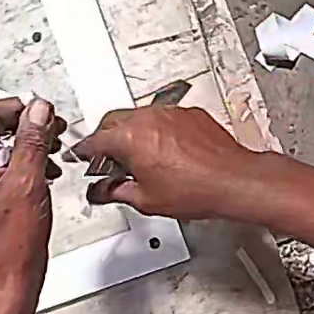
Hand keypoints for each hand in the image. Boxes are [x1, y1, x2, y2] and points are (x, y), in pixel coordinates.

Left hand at [0, 97, 66, 301]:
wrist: (11, 281)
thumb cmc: (9, 246)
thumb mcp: (26, 183)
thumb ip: (32, 141)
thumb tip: (37, 110)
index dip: (18, 108)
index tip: (44, 112)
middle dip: (29, 125)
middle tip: (54, 128)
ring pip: (8, 146)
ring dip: (34, 143)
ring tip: (55, 149)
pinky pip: (14, 165)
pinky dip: (34, 162)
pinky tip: (50, 170)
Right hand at [71, 106, 264, 219]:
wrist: (233, 180)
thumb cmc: (196, 189)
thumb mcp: (146, 200)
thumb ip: (116, 192)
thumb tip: (103, 191)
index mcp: (129, 138)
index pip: (93, 141)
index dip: (83, 153)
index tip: (80, 157)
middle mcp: (147, 118)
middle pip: (113, 122)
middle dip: (106, 139)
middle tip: (108, 160)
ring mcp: (169, 113)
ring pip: (139, 117)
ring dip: (132, 134)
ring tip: (140, 158)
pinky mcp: (188, 114)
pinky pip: (164, 118)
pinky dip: (158, 131)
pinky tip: (165, 151)